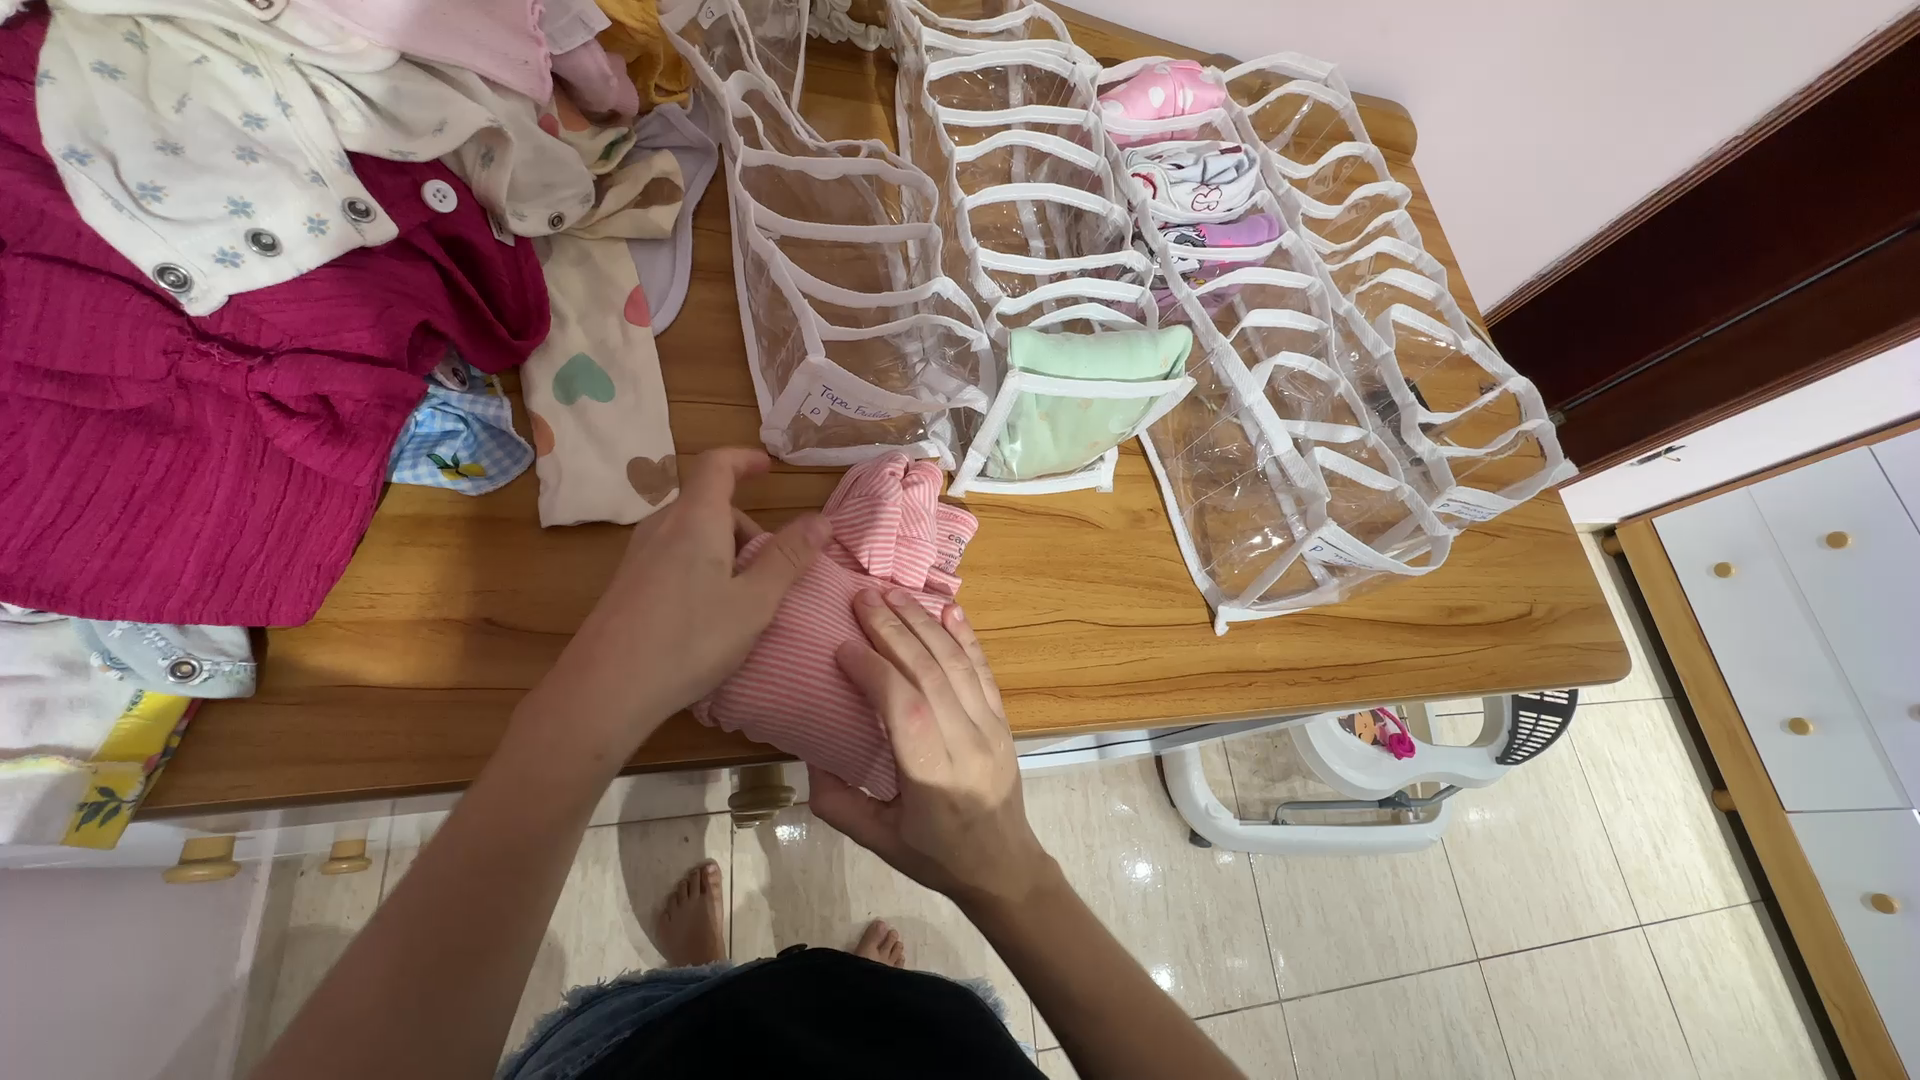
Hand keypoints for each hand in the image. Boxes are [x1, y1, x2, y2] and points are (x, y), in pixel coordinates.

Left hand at [539, 448, 830, 732]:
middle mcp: (662, 527)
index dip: (744, 459)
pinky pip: (674, 557)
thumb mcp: (754, 602)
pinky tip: (708, 617)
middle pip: (708, 505)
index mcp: (696, 520)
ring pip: (691, 534)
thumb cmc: (689, 640)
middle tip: (772, 570)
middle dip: (746, 526)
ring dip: (725, 550)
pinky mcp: (627, 585)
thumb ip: (788, 559)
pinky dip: (701, 568)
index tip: (769, 467)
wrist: (605, 690)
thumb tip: (822, 520)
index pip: (717, 465)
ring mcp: (639, 556)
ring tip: (743, 598)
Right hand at [807, 588, 1056, 907]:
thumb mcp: (878, 841)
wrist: (1004, 866)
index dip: (875, 671)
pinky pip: (984, 671)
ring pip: (957, 664)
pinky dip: (966, 636)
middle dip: (894, 630)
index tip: (843, 646)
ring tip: (893, 594)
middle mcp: (967, 744)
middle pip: (930, 674)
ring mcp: (991, 728)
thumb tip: (808, 753)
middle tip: (862, 598)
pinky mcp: (1003, 720)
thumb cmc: (936, 857)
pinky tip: (949, 609)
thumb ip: (838, 801)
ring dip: (924, 623)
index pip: (905, 708)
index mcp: (933, 777)